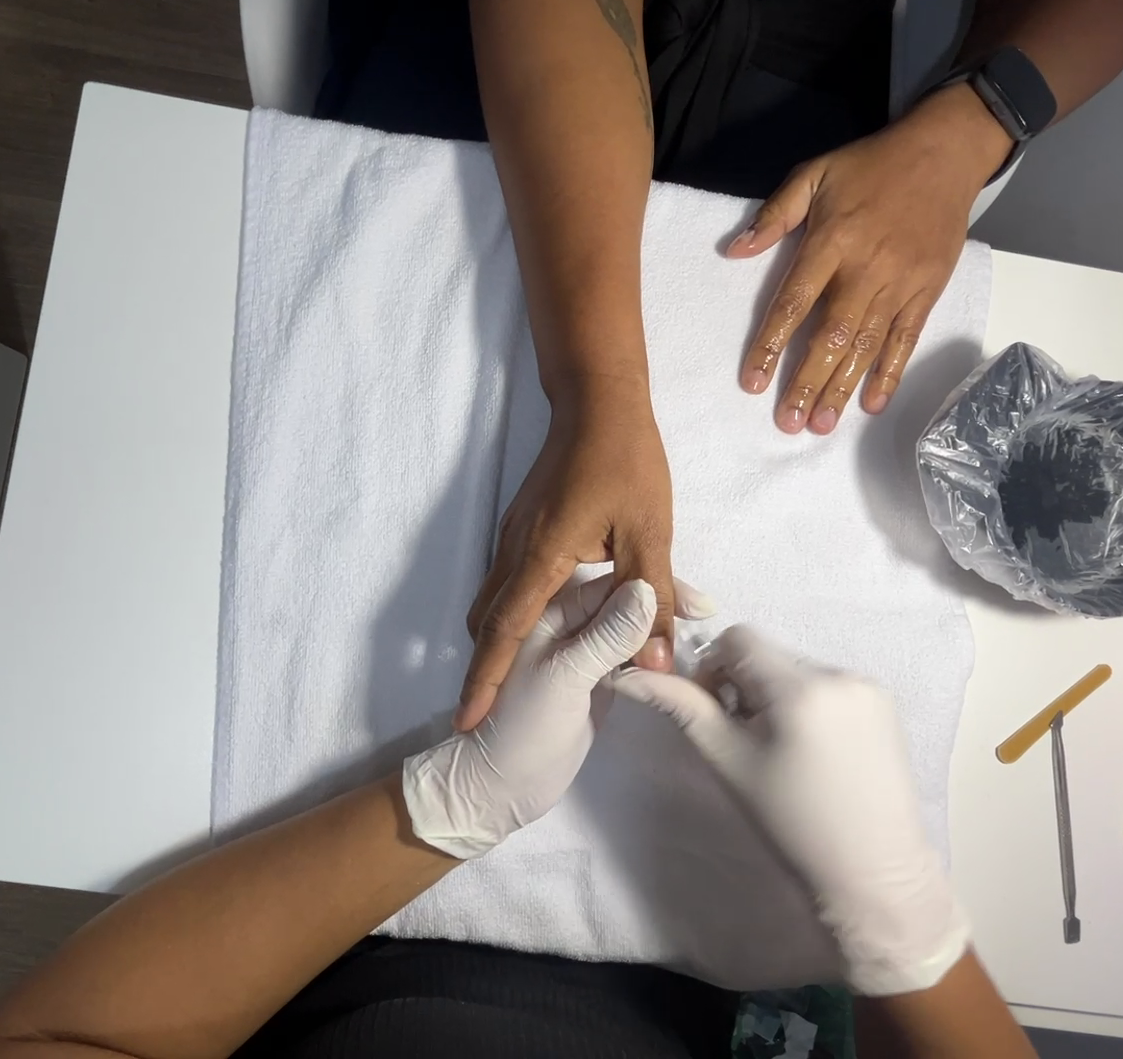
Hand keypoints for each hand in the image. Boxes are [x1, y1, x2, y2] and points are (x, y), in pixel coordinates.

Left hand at [410, 574, 713, 858]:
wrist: (501, 787)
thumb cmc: (523, 728)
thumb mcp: (565, 676)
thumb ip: (605, 634)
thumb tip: (648, 587)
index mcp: (547, 611)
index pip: (607, 586)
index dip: (651, 588)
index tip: (695, 599)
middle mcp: (564, 623)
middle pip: (620, 602)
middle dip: (660, 604)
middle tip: (706, 610)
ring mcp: (579, 652)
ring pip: (626, 628)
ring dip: (657, 629)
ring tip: (700, 627)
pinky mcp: (591, 679)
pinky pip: (626, 656)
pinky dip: (650, 654)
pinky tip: (676, 653)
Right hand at [460, 395, 687, 729]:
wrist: (596, 403)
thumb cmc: (625, 462)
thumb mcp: (649, 532)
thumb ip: (650, 599)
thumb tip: (655, 663)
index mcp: (540, 556)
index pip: (504, 631)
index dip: (486, 679)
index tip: (467, 719)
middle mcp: (513, 550)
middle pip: (486, 622)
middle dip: (484, 669)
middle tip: (487, 710)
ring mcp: (511, 537)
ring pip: (492, 601)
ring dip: (498, 642)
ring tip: (511, 678)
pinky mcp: (520, 528)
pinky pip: (504, 582)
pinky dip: (510, 615)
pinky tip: (542, 625)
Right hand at [610, 625, 969, 994]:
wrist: (871, 873)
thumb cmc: (788, 821)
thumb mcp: (726, 759)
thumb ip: (680, 705)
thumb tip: (626, 674)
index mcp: (799, 688)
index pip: (737, 638)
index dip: (713, 667)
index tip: (716, 711)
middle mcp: (839, 674)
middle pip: (766, 653)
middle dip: (744, 683)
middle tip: (745, 736)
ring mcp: (867, 687)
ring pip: (794, 666)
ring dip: (774, 692)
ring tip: (780, 746)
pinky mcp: (884, 701)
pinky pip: (825, 682)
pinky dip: (805, 701)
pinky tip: (810, 747)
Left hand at [729, 84, 1010, 433]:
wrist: (948, 150)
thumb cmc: (870, 166)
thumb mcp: (815, 174)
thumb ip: (774, 215)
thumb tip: (733, 250)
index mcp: (831, 243)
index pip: (793, 303)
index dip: (771, 345)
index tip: (752, 383)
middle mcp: (865, 269)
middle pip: (831, 335)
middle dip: (807, 381)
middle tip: (788, 422)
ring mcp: (900, 283)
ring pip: (866, 345)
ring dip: (842, 388)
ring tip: (820, 424)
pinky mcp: (927, 291)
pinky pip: (906, 339)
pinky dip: (890, 373)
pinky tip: (872, 404)